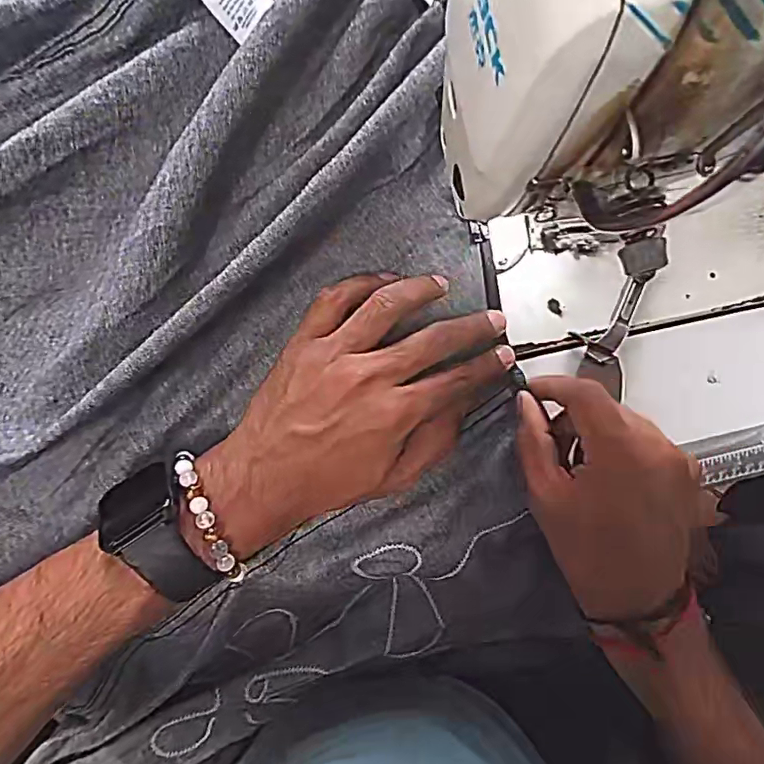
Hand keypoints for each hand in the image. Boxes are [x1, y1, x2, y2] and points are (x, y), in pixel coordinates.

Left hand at [193, 273, 511, 556]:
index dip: (485, 365)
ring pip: (386, 305)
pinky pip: (334, 300)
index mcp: (393, 413)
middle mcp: (367, 377)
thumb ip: (433, 441)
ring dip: (420, 290)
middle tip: (489, 320)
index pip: (455, 379)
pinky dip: (361, 284)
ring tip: (439, 285)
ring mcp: (334, 355)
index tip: (499, 356)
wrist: (265, 476)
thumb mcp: (392, 477)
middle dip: (472, 327)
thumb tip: (460, 410)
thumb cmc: (323, 481)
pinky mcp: (306, 344)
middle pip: (434, 338)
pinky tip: (380, 282)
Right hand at [514, 376, 700, 620]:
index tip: (535, 392)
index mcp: (621, 449)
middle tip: (552, 444)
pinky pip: (645, 441)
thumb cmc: (594, 558)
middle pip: (606, 405)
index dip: (553, 386)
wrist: (639, 599)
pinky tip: (606, 480)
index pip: (585, 391)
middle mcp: (656, 446)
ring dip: (598, 433)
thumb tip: (527, 407)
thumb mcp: (547, 496)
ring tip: (580, 471)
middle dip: (573, 417)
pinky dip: (622, 448)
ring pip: (626, 421)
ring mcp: (675, 458)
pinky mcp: (684, 471)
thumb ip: (534, 441)